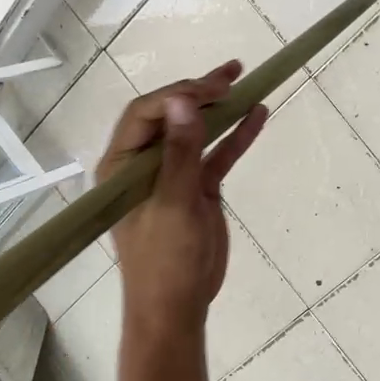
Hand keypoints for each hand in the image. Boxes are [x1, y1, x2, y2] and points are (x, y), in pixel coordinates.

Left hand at [98, 62, 267, 331]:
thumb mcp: (173, 204)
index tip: (213, 90)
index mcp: (122, 166)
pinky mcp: (198, 188)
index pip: (146, 114)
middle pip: (171, 115)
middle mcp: (144, 164)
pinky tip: (258, 116)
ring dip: (220, 107)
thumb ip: (180, 152)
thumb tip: (183, 102)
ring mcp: (173, 175)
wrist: (177, 306)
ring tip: (245, 79)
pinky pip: (217, 154)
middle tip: (232, 74)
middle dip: (199, 91)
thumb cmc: (164, 260)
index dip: (177, 96)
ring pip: (197, 131)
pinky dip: (236, 136)